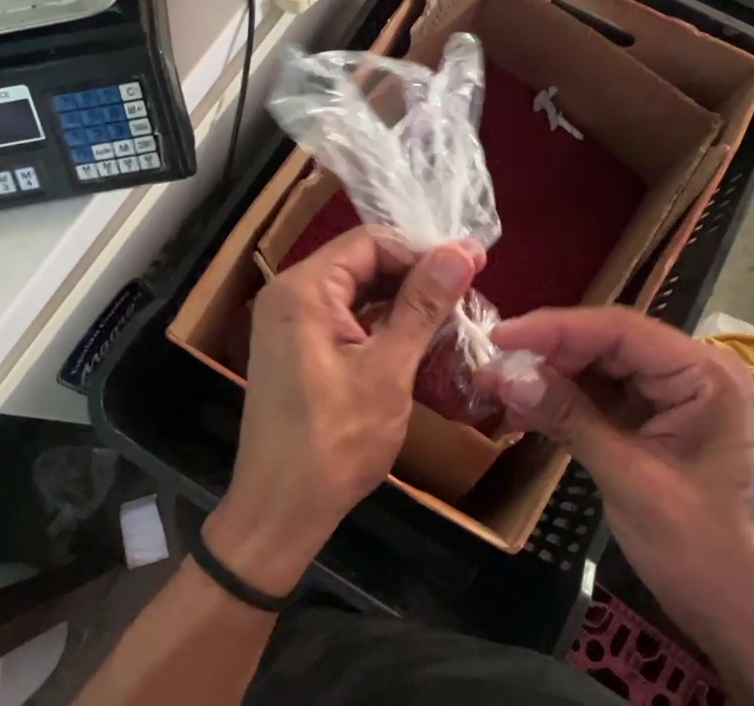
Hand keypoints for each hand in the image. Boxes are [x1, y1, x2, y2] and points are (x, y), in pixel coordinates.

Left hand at [203, 227, 478, 593]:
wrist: (280, 511)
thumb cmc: (334, 442)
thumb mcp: (387, 370)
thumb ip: (422, 305)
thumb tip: (460, 250)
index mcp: (303, 290)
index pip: (370, 242)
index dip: (423, 248)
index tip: (474, 263)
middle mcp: (289, 295)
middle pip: (362, 262)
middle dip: (416, 273)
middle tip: (471, 287)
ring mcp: (290, 323)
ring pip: (356, 290)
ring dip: (402, 299)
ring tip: (455, 311)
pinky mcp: (297, 348)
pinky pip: (344, 317)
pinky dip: (381, 322)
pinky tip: (419, 335)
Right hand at [478, 308, 753, 639]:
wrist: (749, 622)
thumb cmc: (704, 552)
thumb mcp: (630, 480)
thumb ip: (569, 419)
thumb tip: (504, 376)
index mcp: (705, 374)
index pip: (620, 330)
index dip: (554, 329)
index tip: (499, 337)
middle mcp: (693, 373)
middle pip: (609, 344)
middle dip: (548, 354)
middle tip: (489, 366)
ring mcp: (678, 400)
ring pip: (602, 370)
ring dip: (551, 378)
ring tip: (497, 386)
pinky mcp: (660, 425)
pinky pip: (606, 400)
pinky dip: (566, 404)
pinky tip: (526, 410)